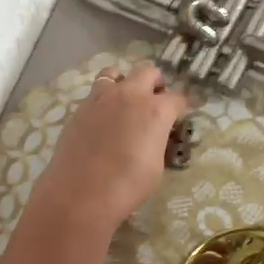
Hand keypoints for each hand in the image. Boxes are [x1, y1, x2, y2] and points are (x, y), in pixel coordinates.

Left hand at [33, 61, 188, 232]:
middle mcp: (130, 95)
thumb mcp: (156, 166)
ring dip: (125, 82)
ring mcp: (101, 97)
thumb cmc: (126, 185)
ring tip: (124, 102)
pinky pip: (96, 91)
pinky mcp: (81, 107)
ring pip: (115, 72)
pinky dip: (104, 97)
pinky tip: (103, 118)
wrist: (80, 191)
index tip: (182, 111)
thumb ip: (158, 141)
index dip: (183, 105)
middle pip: (148, 71)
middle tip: (155, 101)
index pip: (178, 97)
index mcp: (156, 110)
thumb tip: (155, 135)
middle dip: (156, 83)